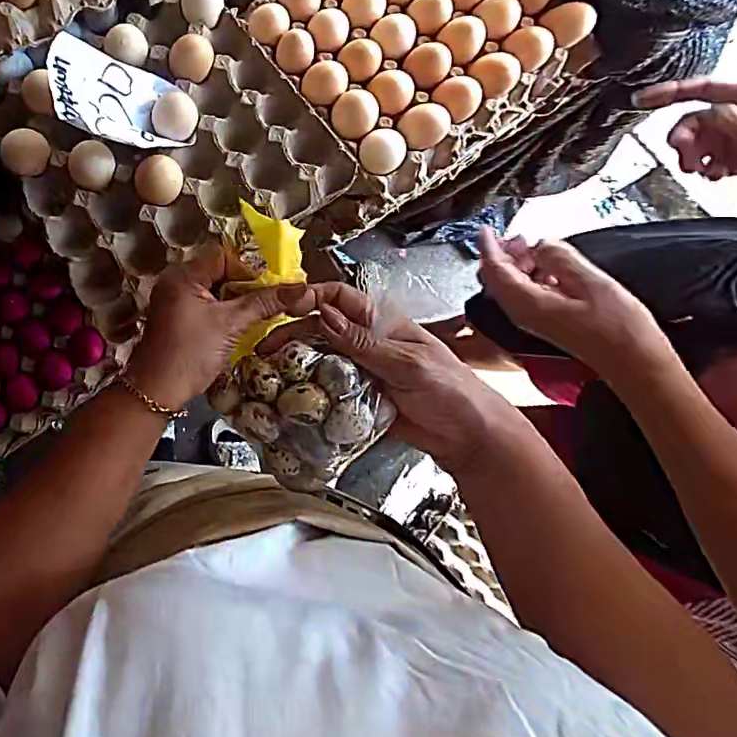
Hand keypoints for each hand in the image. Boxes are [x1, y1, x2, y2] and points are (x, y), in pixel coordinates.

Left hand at [127, 250, 304, 410]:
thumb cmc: (189, 354)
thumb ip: (264, 303)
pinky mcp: (179, 316)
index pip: (222, 255)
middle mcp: (176, 281)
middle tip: (272, 295)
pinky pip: (208, 302)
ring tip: (263, 308)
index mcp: (183, 276)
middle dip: (247, 282)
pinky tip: (244, 320)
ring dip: (239, 297)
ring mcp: (176, 299)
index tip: (271, 283)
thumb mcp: (230, 325)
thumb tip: (299, 289)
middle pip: (219, 270)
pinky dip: (226, 308)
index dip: (249, 267)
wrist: (158, 389)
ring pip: (215, 288)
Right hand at [258, 283, 512, 472]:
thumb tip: (324, 315)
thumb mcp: (408, 363)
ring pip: (320, 358)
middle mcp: (366, 341)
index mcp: (381, 322)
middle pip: (321, 328)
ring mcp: (361, 368)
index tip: (283, 308)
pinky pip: (328, 387)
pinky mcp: (358, 395)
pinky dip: (309, 390)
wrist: (471, 439)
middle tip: (264, 350)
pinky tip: (290, 396)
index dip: (311, 297)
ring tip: (269, 374)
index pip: (339, 297)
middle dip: (292, 334)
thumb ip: (364, 342)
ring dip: (296, 363)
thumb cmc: (452, 392)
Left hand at [476, 228, 672, 377]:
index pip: (494, 268)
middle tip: (522, 237)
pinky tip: (552, 269)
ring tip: (537, 248)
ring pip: (511, 284)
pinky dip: (531, 276)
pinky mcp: (544, 321)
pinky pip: (526, 293)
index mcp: (525, 302)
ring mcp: (531, 318)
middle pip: (498, 276)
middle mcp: (520, 312)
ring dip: (519, 263)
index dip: (489, 246)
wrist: (637, 367)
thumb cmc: (620, 329)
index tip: (485, 228)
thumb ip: (561, 259)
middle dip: (505, 253)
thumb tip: (540, 244)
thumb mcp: (593, 284)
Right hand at [634, 78, 736, 181]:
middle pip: (697, 120)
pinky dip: (710, 168)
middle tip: (685, 156)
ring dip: (693, 156)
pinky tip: (714, 175)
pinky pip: (722, 161)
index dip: (669, 93)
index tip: (640, 100)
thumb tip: (703, 119)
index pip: (704, 89)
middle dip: (682, 136)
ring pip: (705, 143)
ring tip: (699, 170)